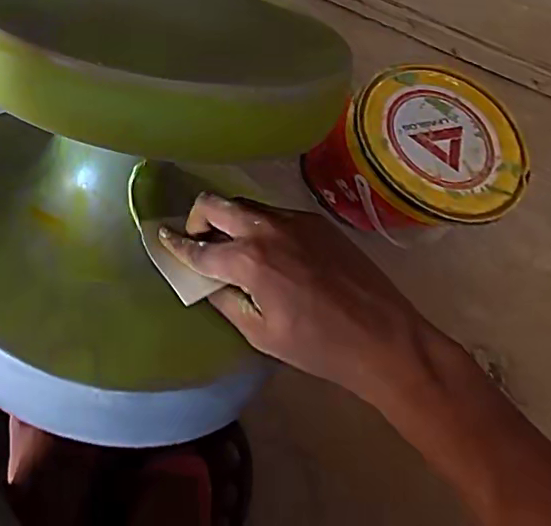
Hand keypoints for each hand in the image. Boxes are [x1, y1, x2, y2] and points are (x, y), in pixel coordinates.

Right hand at [159, 194, 433, 400]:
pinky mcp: (314, 220)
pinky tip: (276, 252)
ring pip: (243, 204)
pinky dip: (261, 226)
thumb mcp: (261, 334)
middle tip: (199, 237)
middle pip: (212, 203)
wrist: (389, 341)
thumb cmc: (320, 347)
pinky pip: (273, 213)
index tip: (161, 235)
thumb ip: (225, 300)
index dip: (174, 242)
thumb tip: (207, 280)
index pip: (196, 246)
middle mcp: (264, 230)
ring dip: (229, 219)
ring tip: (236, 244)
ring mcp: (291, 220)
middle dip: (196, 218)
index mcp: (247, 261)